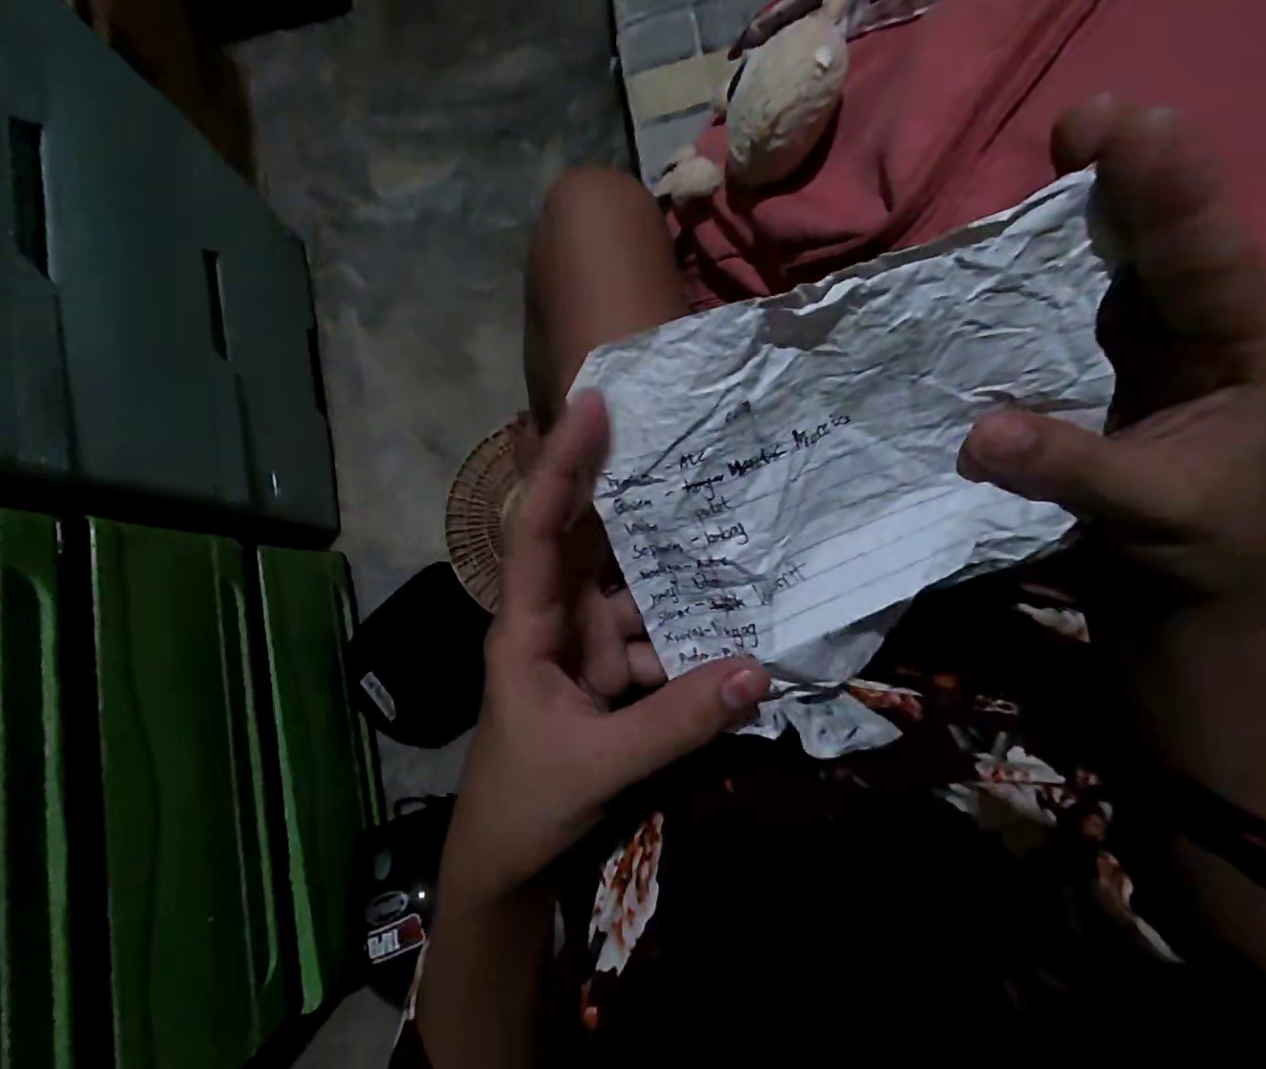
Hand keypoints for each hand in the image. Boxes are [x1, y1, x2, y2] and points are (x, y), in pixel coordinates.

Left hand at [440, 391, 772, 908]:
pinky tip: (736, 623)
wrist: (508, 859)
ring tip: (733, 526)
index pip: (540, 531)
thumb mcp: (598, 764)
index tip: (589, 406)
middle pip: (590, 543)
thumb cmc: (526, 803)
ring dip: (677, 572)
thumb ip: (675, 723)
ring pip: (634, 593)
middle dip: (629, 494)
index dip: (561, 467)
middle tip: (679, 439)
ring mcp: (585, 647)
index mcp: (526, 625)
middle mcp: (555, 621)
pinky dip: (691, 635)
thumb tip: (756, 673)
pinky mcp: (610, 678)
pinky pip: (656, 641)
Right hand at [957, 97, 1265, 604]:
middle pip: (1158, 238)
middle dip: (1123, 176)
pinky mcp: (1071, 373)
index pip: (1208, 257)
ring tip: (1039, 167)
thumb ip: (1071, 468)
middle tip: (1080, 122)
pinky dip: (1016, 288)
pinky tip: (988, 263)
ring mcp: (1125, 349)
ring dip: (1063, 222)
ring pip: (1098, 270)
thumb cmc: (1184, 546)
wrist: (1159, 585)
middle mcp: (1186, 331)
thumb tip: (977, 432)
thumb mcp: (1148, 511)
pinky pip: (1044, 319)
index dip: (1168, 189)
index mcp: (1240, 350)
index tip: (1122, 129)